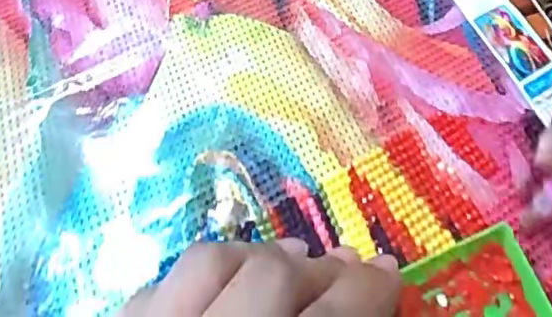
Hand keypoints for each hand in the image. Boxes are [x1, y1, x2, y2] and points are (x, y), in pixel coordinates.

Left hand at [120, 240, 401, 316]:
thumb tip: (362, 294)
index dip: (367, 295)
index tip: (392, 275)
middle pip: (269, 280)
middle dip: (320, 270)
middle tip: (351, 270)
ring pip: (210, 261)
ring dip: (263, 255)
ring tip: (297, 259)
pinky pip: (159, 283)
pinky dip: (202, 276)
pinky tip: (230, 274)